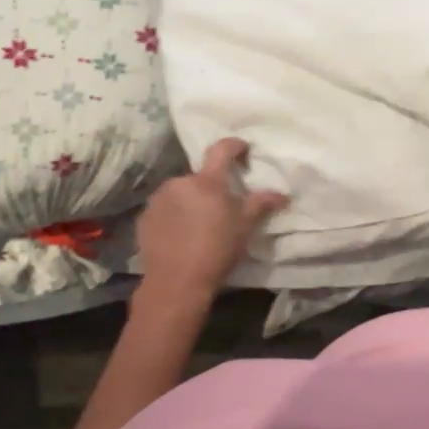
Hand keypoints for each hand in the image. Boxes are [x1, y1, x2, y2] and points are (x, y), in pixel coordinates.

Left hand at [136, 138, 288, 305]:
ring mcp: (158, 199)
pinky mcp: (145, 217)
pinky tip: (182, 235)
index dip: (235, 146)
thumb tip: (283, 194)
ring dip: (192, 201)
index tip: (244, 151)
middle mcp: (180, 182)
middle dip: (212, 187)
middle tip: (223, 208)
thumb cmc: (217, 250)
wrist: (176, 282)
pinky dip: (175, 215)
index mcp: (208, 181)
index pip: (221, 149)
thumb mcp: (245, 227)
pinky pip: (165, 208)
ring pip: (181, 192)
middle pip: (201, 176)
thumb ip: (262, 204)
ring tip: (200, 225)